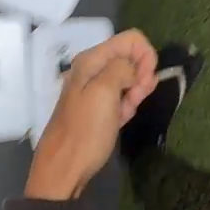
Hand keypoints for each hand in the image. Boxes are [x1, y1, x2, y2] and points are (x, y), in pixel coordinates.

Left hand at [26, 29, 158, 199]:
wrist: (63, 170)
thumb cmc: (85, 131)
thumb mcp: (104, 93)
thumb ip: (122, 68)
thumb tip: (132, 67)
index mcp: (91, 60)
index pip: (130, 39)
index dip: (145, 55)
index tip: (146, 80)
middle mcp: (92, 69)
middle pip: (130, 57)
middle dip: (141, 75)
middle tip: (136, 98)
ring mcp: (94, 89)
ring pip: (128, 78)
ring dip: (135, 92)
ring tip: (126, 112)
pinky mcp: (98, 108)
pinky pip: (121, 97)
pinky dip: (127, 105)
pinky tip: (121, 119)